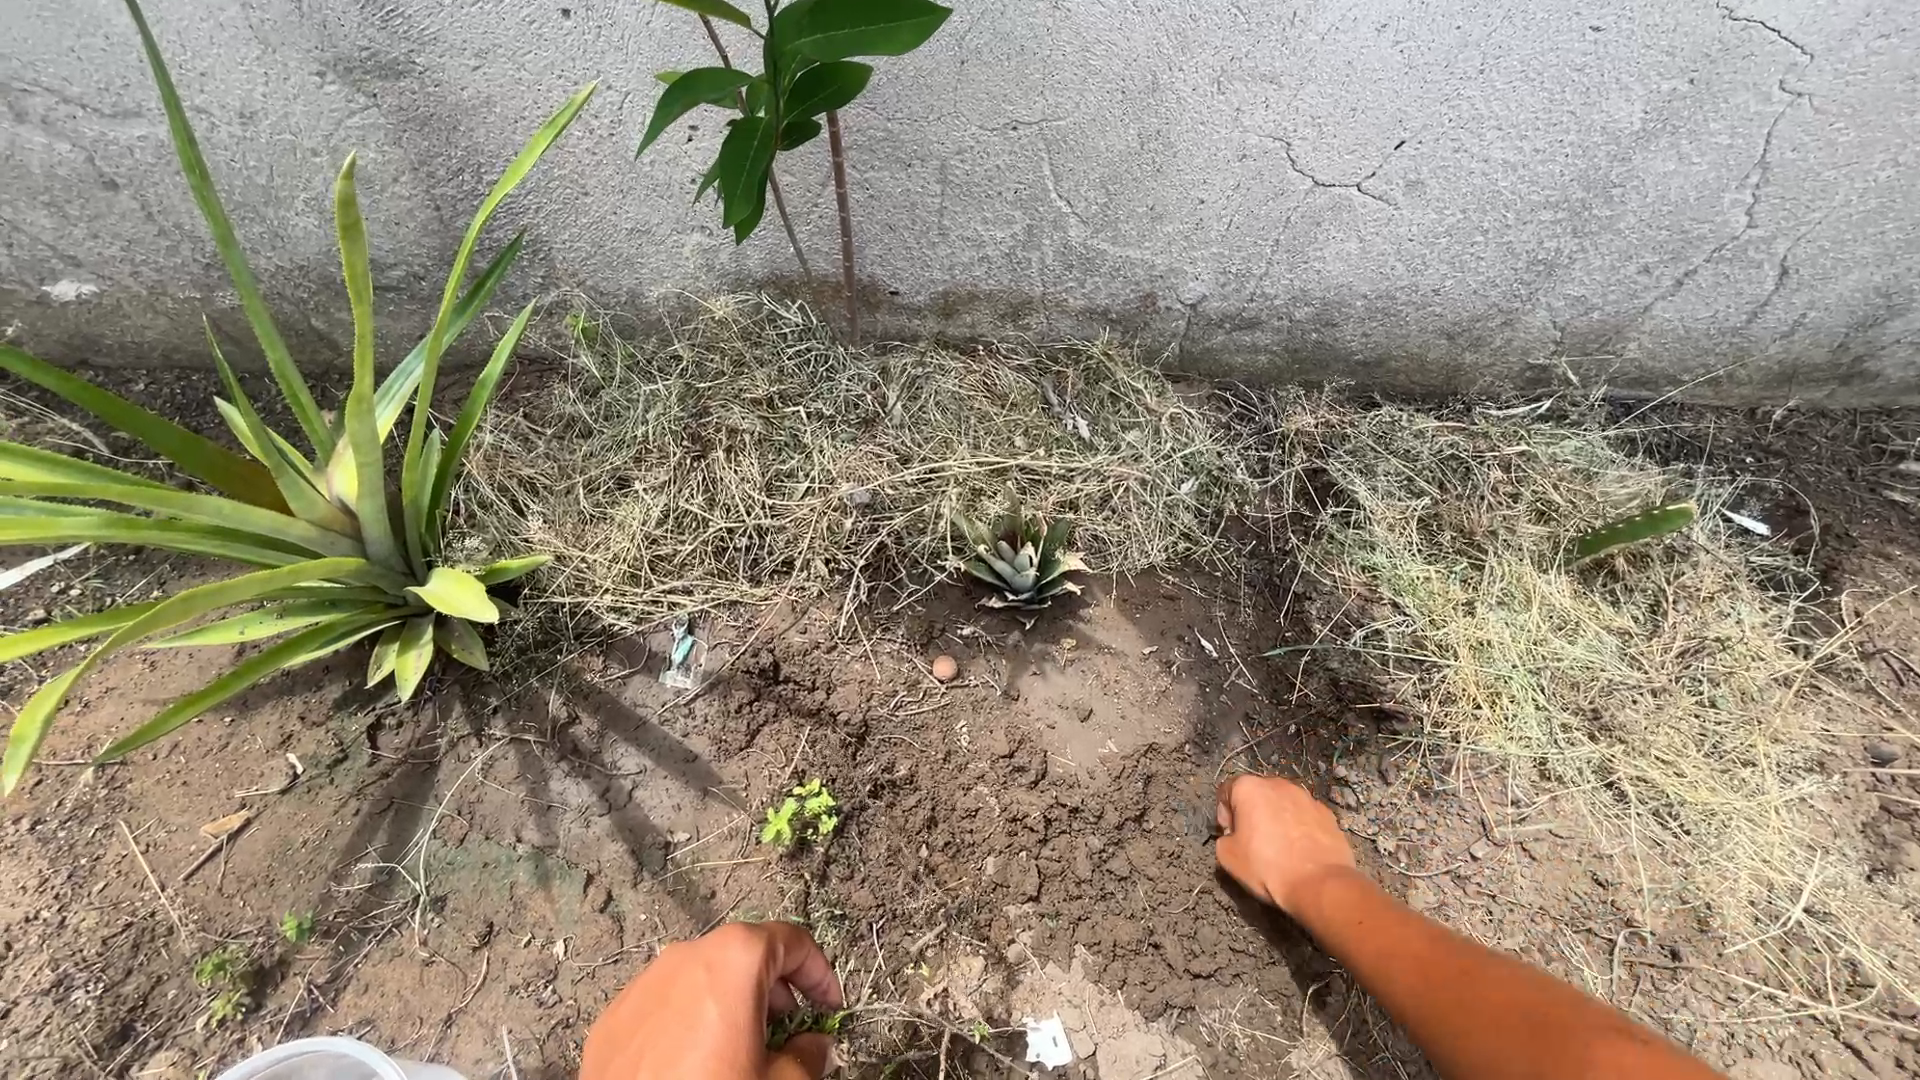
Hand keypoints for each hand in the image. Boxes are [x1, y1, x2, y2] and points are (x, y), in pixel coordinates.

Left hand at [581, 921, 844, 1079]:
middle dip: (773, 987)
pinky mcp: (612, 1019)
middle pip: (746, 955)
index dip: (820, 973)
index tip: (829, 1005)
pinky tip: (693, 1063)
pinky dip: (687, 1021)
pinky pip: (663, 1005)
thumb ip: (808, 1056)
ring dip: (730, 1002)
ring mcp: (644, 984)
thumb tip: (813, 1046)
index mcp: (736, 957)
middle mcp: (688, 954)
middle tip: (788, 1028)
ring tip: (740, 1047)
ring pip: (702, 977)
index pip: (793, 942)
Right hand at [1215, 774, 1359, 916]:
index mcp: (1249, 788)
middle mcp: (1278, 784)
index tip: (1230, 836)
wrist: (1320, 885)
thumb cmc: (1268, 867)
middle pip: (1257, 795)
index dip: (1224, 815)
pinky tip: (1300, 852)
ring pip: (1283, 804)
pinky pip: (1305, 817)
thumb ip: (1223, 839)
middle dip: (1252, 814)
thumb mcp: (1227, 857)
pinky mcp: (1328, 814)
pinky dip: (1300, 829)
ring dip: (1277, 819)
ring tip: (1280, 848)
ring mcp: (1306, 798)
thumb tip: (1233, 838)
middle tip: (1252, 842)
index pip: (1226, 791)